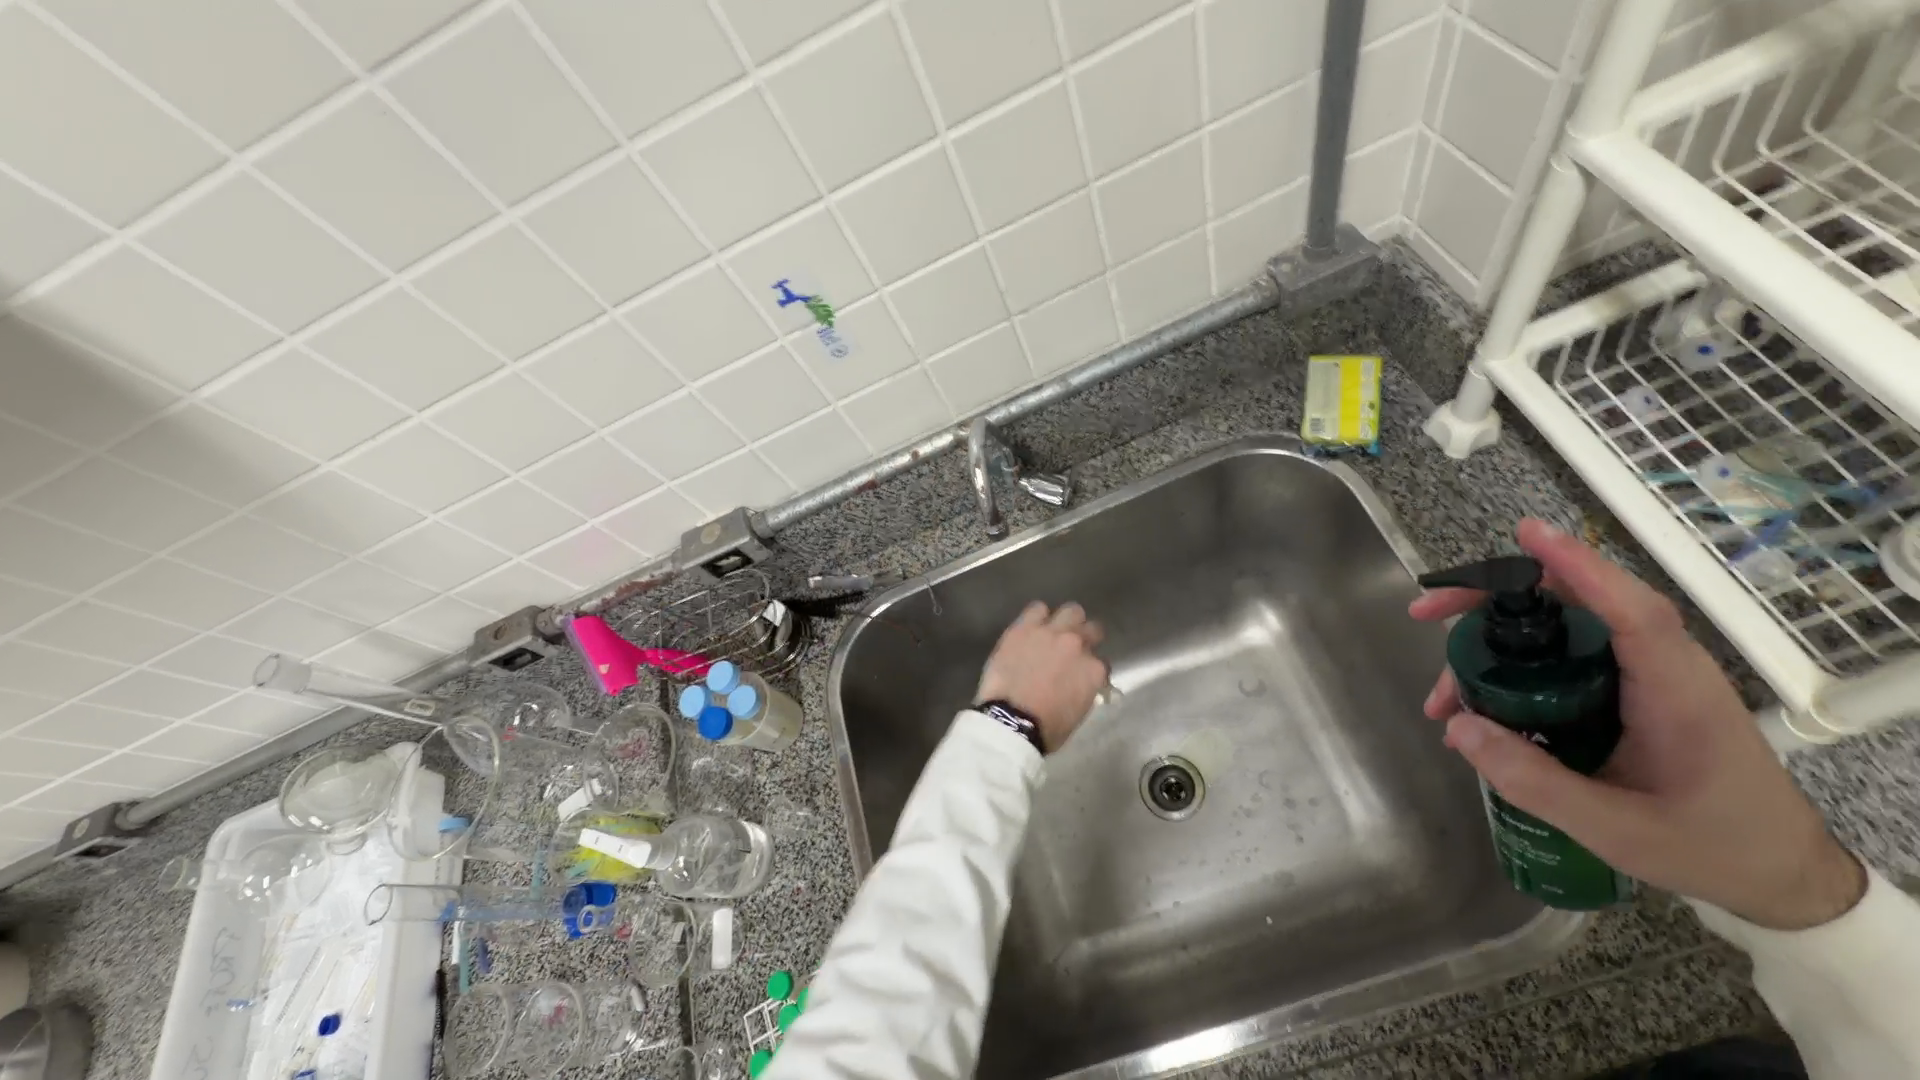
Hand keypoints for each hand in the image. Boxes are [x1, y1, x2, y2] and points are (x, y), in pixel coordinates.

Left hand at [976, 601, 1109, 752]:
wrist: (1012, 720)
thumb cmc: (1046, 728)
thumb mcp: (1077, 713)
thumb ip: (1083, 690)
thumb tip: (1078, 684)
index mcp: (1093, 671)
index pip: (1101, 663)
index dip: (1091, 669)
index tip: (1081, 675)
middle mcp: (1078, 645)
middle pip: (1092, 629)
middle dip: (1085, 637)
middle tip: (1072, 648)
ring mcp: (1052, 633)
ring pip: (1071, 611)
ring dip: (1066, 621)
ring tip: (1054, 631)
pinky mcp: (1025, 628)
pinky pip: (1037, 609)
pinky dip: (1037, 616)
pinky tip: (1031, 626)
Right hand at [1410, 518, 1865, 929]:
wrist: (1777, 874)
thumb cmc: (1711, 848)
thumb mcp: (1617, 831)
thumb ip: (1536, 783)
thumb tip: (1457, 728)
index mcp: (1678, 693)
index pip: (1631, 610)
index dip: (1578, 567)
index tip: (1526, 534)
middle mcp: (1662, 669)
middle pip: (1577, 605)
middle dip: (1496, 599)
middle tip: (1427, 613)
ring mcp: (1644, 678)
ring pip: (1561, 632)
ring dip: (1494, 643)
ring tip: (1444, 693)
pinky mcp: (1630, 692)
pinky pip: (1564, 659)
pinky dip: (1514, 668)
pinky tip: (1479, 706)